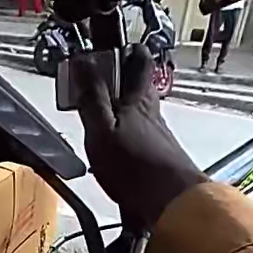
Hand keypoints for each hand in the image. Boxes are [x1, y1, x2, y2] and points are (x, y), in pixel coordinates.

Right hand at [63, 46, 204, 228]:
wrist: (169, 203)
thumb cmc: (133, 166)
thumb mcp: (101, 130)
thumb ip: (91, 97)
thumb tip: (83, 61)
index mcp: (139, 98)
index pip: (138, 58)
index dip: (123, 49)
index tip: (104, 51)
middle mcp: (152, 111)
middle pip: (137, 85)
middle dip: (117, 81)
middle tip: (91, 86)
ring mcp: (157, 134)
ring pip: (137, 110)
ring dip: (118, 109)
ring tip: (95, 117)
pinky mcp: (157, 156)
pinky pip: (138, 135)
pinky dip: (123, 133)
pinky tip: (111, 147)